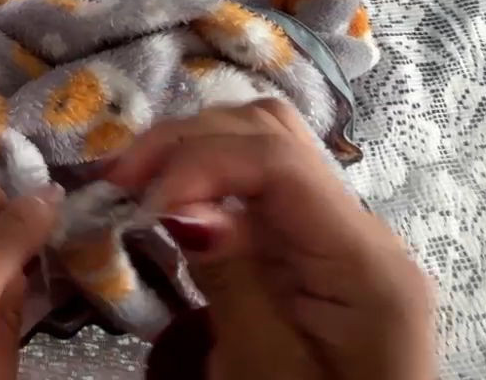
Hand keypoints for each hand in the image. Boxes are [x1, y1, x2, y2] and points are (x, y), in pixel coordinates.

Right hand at [106, 100, 434, 379]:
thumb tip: (180, 205)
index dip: (198, 160)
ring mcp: (331, 226)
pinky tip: (165, 192)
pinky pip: (250, 174)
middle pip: (266, 130)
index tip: (139, 197)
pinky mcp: (304, 238)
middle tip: (119, 181)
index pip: (277, 159)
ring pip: (257, 136)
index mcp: (366, 260)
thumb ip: (232, 281)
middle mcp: (357, 225)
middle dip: (183, 141)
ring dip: (188, 145)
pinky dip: (199, 167)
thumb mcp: (267, 372)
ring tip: (135, 180)